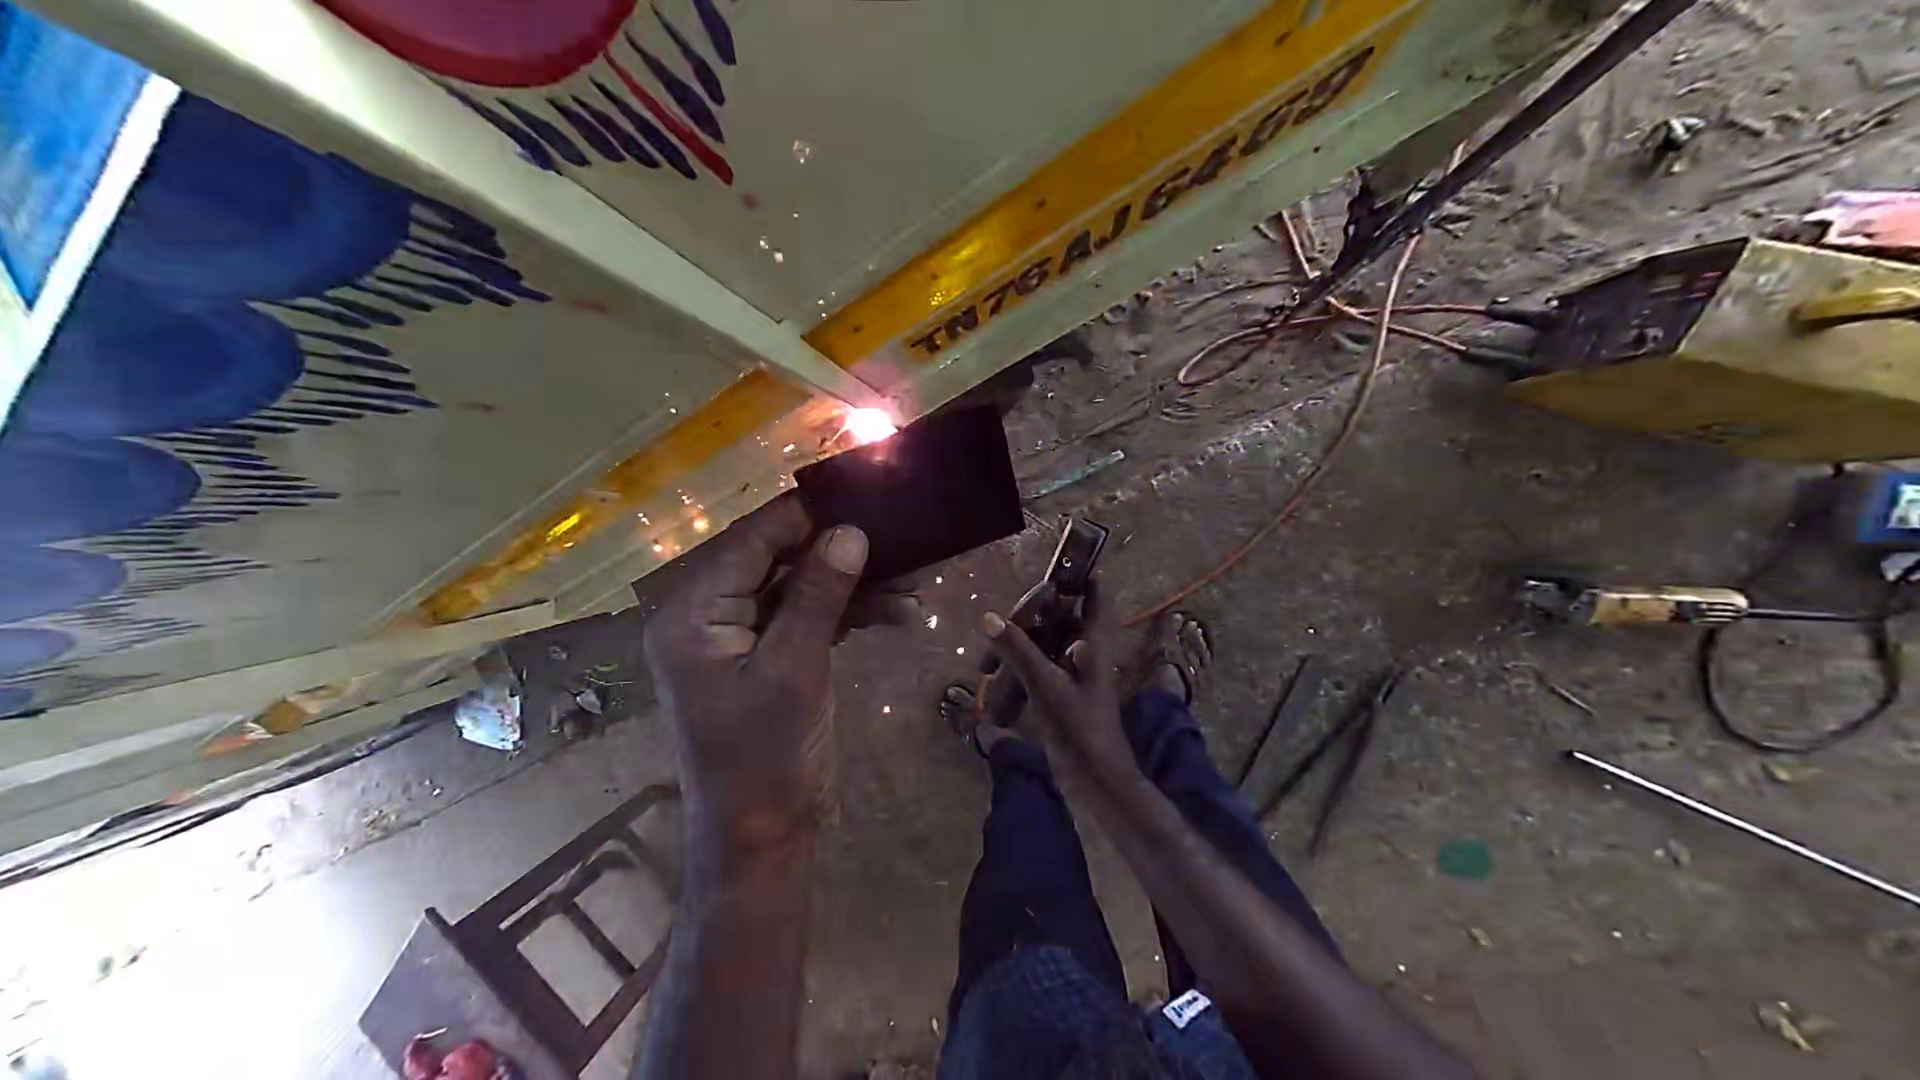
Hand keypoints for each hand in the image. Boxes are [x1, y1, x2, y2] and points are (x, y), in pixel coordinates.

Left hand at [643, 496, 870, 848]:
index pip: (749, 544)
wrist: (764, 836)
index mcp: (694, 615)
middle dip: (840, 554)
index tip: (856, 493)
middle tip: (896, 535)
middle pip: (780, 563)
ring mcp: (746, 638)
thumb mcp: (793, 669)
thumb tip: (850, 532)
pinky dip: (853, 614)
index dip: (802, 517)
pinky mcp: (775, 658)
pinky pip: (813, 619)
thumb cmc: (764, 756)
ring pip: (804, 590)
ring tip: (915, 582)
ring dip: (857, 586)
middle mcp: (713, 617)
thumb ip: (818, 597)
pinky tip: (900, 613)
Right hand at [981, 583, 1134, 778]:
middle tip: (995, 628)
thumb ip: (1018, 649)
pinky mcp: (1066, 692)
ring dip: (1017, 649)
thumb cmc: (1078, 728)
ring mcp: (1076, 672)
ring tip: (985, 666)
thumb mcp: (1045, 685)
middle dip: (1026, 620)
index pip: (1093, 593)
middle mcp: (1087, 650)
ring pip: (1046, 644)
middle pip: (1059, 617)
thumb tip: (989, 616)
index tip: (1043, 574)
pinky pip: (1041, 669)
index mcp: (1093, 641)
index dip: (1073, 577)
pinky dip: (1020, 671)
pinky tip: (997, 685)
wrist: (1097, 781)